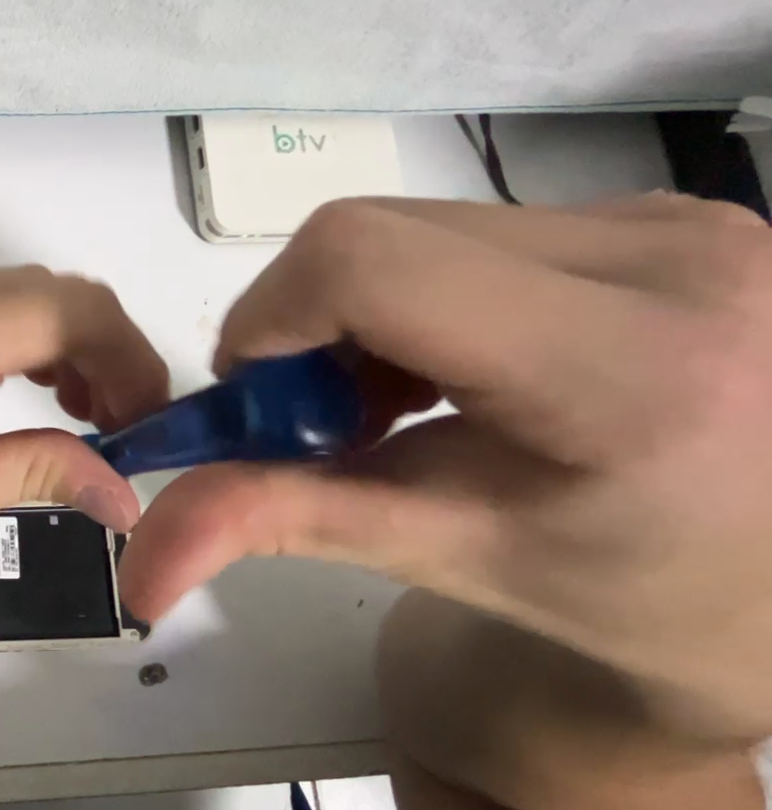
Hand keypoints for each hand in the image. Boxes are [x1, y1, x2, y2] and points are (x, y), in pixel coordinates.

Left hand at [0, 267, 168, 558]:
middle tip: (126, 423)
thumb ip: (36, 474)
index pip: (67, 310)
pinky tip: (39, 390)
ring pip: (21, 293)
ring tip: (89, 413)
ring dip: (70, 341)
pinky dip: (27, 338)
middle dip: (107, 349)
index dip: (129, 357)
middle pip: (51, 291)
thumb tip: (124, 493)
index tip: (151, 419)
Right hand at [116, 194, 771, 809]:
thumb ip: (273, 526)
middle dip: (302, 329)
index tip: (260, 404)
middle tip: (327, 421)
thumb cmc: (624, 597)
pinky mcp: (660, 213)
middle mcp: (667, 258)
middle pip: (369, 237)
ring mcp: (673, 221)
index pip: (366, 265)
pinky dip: (409, 300)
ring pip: (405, 227)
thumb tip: (135, 564)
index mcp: (625, 369)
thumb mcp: (440, 556)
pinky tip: (454, 371)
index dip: (267, 321)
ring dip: (353, 317)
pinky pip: (460, 229)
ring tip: (397, 403)